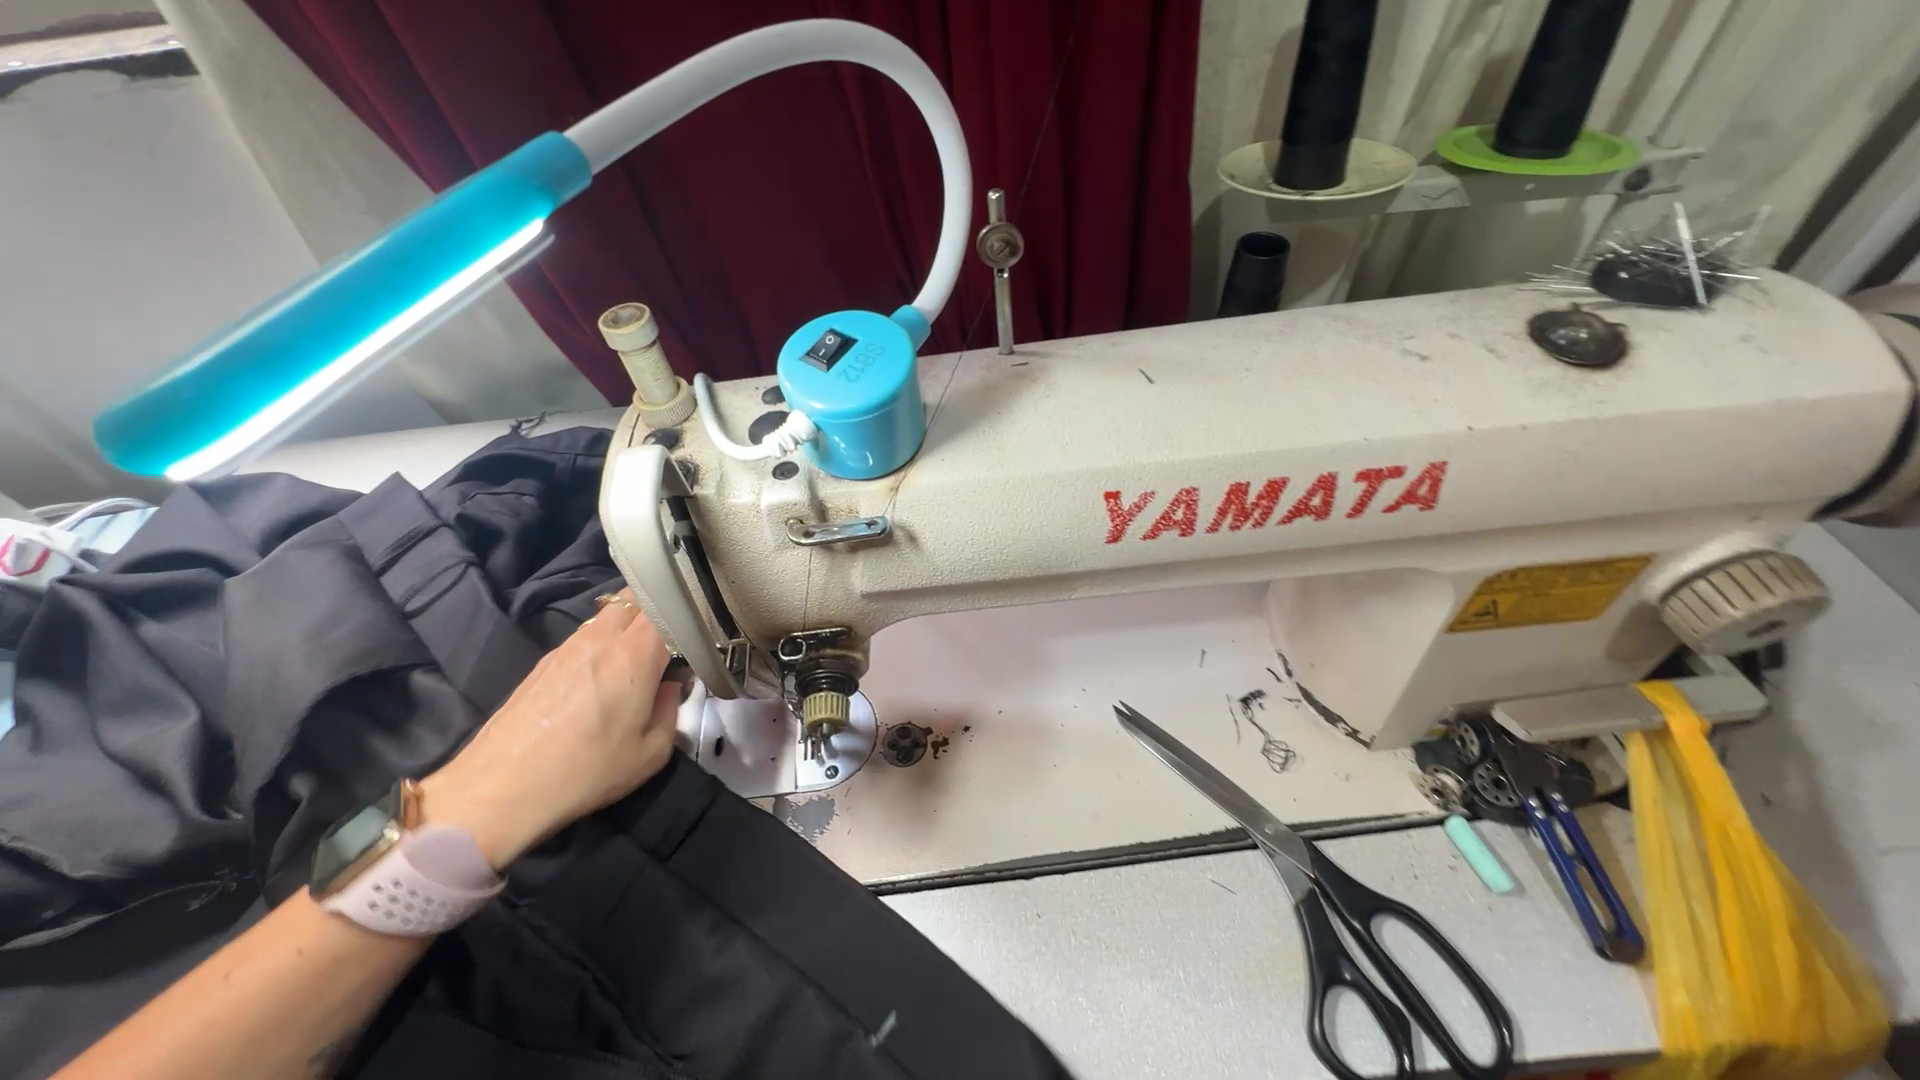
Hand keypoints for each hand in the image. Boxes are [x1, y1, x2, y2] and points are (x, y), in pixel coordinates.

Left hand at [420, 590, 680, 867]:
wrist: (500, 790)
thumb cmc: (586, 771)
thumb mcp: (652, 753)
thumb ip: (672, 710)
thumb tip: (670, 687)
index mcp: (635, 654)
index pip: (670, 608)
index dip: (690, 617)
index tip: (702, 641)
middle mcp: (601, 639)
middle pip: (636, 599)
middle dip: (660, 611)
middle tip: (674, 641)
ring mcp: (567, 647)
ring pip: (608, 616)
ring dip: (629, 626)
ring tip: (638, 661)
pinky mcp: (544, 663)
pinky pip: (585, 637)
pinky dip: (602, 644)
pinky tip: (602, 679)